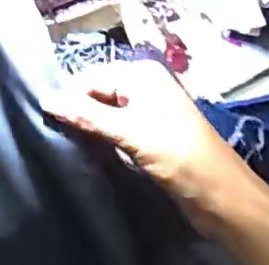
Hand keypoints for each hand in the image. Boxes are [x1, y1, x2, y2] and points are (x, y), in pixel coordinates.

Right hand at [41, 59, 249, 204]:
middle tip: (56, 133)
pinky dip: (105, 138)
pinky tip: (93, 151)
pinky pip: (118, 128)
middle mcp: (144, 85)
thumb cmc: (178, 155)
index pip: (92, 76)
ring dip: (92, 127)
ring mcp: (149, 110)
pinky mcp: (152, 134)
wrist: (222, 196)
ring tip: (69, 143)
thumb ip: (87, 116)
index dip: (70, 96)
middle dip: (80, 111)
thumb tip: (46, 99)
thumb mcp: (130, 133)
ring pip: (107, 112)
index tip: (46, 117)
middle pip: (99, 92)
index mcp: (141, 73)